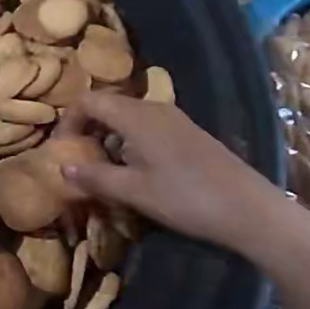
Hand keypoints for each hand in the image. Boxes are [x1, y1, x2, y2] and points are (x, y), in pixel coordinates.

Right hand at [58, 91, 288, 252]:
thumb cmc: (186, 198)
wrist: (248, 208)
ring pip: (128, 116)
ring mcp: (174, 119)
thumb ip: (96, 178)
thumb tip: (62, 169)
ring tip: (103, 169)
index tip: (60, 149)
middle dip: (87, 128)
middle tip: (78, 159)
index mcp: (136, 116)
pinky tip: (135, 170)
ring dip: (108, 136)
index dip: (69, 120)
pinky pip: (146, 126)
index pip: (90, 100)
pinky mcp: (187, 132)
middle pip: (108, 105)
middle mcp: (153, 108)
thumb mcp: (135, 192)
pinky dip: (129, 140)